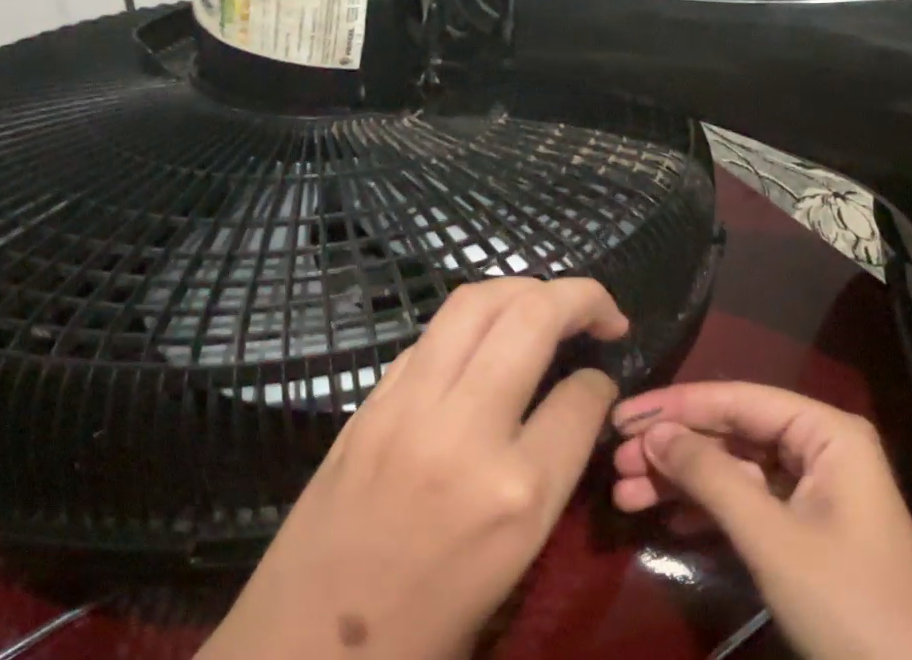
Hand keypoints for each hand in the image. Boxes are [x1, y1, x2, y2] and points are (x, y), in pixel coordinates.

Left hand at [199, 277, 628, 659]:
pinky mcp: (369, 403)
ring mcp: (409, 407)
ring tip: (546, 305)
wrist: (309, 646)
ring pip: (474, 303)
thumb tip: (574, 403)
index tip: (601, 380)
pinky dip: (470, 322)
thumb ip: (553, 470)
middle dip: (581, 296)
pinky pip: (430, 335)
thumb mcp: (518, 558)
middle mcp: (465, 432)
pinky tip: (483, 342)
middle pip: (532, 317)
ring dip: (522, 288)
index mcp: (517, 492)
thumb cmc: (430, 620)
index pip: (583, 395)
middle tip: (602, 313)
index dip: (603, 380)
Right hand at [611, 382, 911, 659]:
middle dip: (674, 447)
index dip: (675, 405)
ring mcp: (815, 490)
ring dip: (682, 480)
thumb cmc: (848, 604)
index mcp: (825, 432)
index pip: (737, 399)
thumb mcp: (771, 537)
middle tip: (615, 461)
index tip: (620, 414)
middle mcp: (820, 448)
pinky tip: (666, 521)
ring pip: (735, 468)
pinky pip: (748, 502)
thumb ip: (711, 477)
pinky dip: (707, 510)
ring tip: (624, 493)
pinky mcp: (808, 528)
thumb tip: (654, 431)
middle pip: (733, 431)